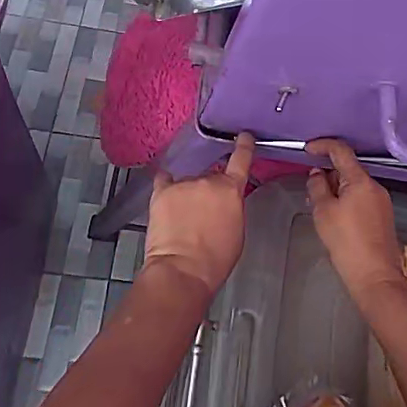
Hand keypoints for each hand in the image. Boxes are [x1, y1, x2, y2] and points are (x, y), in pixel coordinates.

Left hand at [141, 133, 252, 294]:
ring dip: (186, 195)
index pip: (241, 160)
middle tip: (202, 217)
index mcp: (231, 191)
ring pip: (187, 183)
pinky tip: (166, 200)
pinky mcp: (162, 191)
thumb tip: (225, 202)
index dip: (243, 146)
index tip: (243, 136)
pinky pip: (164, 180)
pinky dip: (166, 187)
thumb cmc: (214, 260)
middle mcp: (208, 181)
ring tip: (182, 221)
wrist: (184, 270)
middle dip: (207, 193)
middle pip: (210, 178)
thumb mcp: (237, 232)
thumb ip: (232, 207)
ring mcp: (184, 184)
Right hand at [305, 139, 406, 304]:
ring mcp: (381, 202)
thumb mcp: (323, 211)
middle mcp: (375, 186)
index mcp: (361, 180)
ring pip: (354, 185)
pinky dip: (346, 199)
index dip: (322, 146)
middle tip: (310, 187)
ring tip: (319, 205)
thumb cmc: (346, 242)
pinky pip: (361, 198)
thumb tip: (317, 173)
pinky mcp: (382, 216)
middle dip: (328, 172)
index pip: (341, 150)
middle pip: (348, 168)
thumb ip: (317, 187)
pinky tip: (335, 217)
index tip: (306, 150)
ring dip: (336, 188)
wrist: (375, 277)